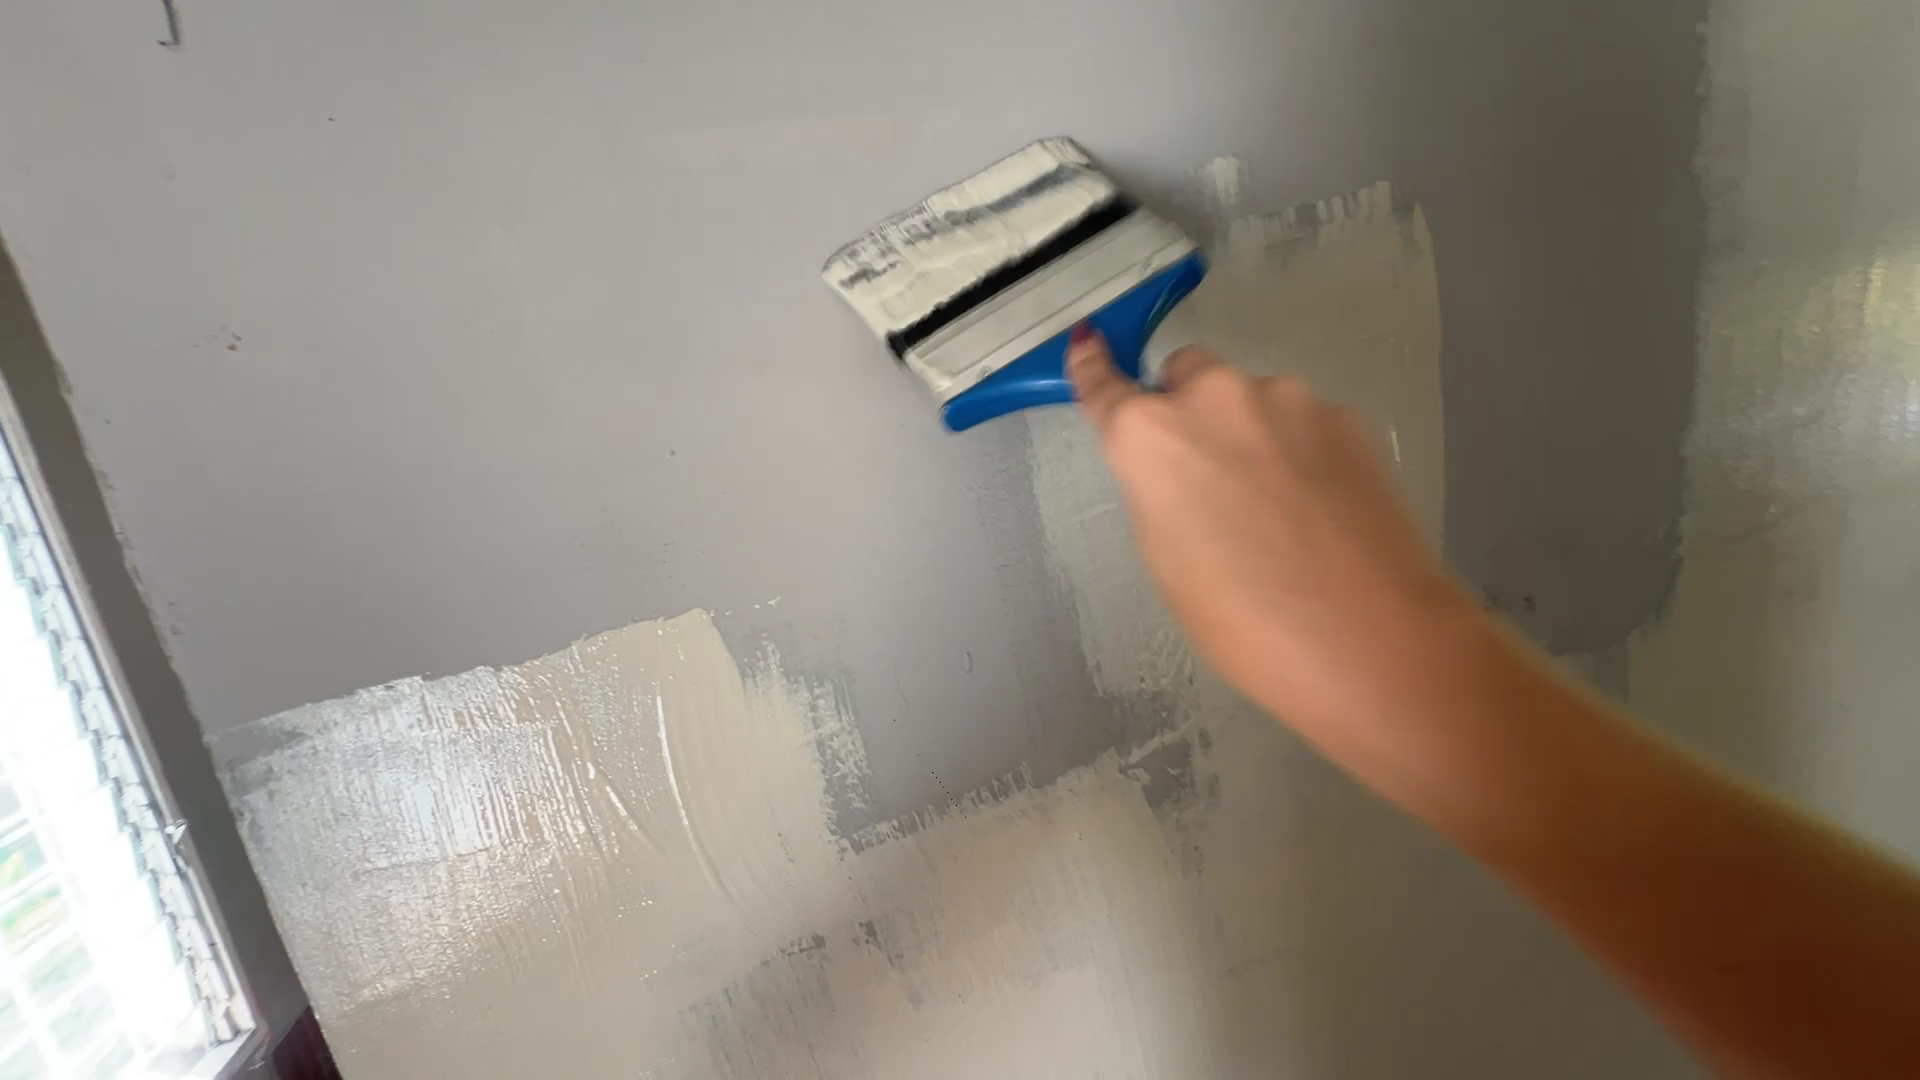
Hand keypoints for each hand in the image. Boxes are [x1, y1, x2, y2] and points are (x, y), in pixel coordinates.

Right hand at [1066, 325, 1468, 720]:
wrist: (1365, 635)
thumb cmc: (1238, 618)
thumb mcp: (1165, 557)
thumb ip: (1158, 490)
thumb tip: (1176, 468)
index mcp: (1150, 437)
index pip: (1105, 386)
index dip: (1093, 367)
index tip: (1087, 344)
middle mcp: (1212, 398)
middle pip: (1186, 373)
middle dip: (1185, 406)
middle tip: (1205, 470)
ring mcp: (1285, 399)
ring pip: (1248, 397)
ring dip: (1246, 428)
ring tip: (1274, 502)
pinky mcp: (1344, 415)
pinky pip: (1298, 418)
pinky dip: (1294, 446)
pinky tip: (1315, 503)